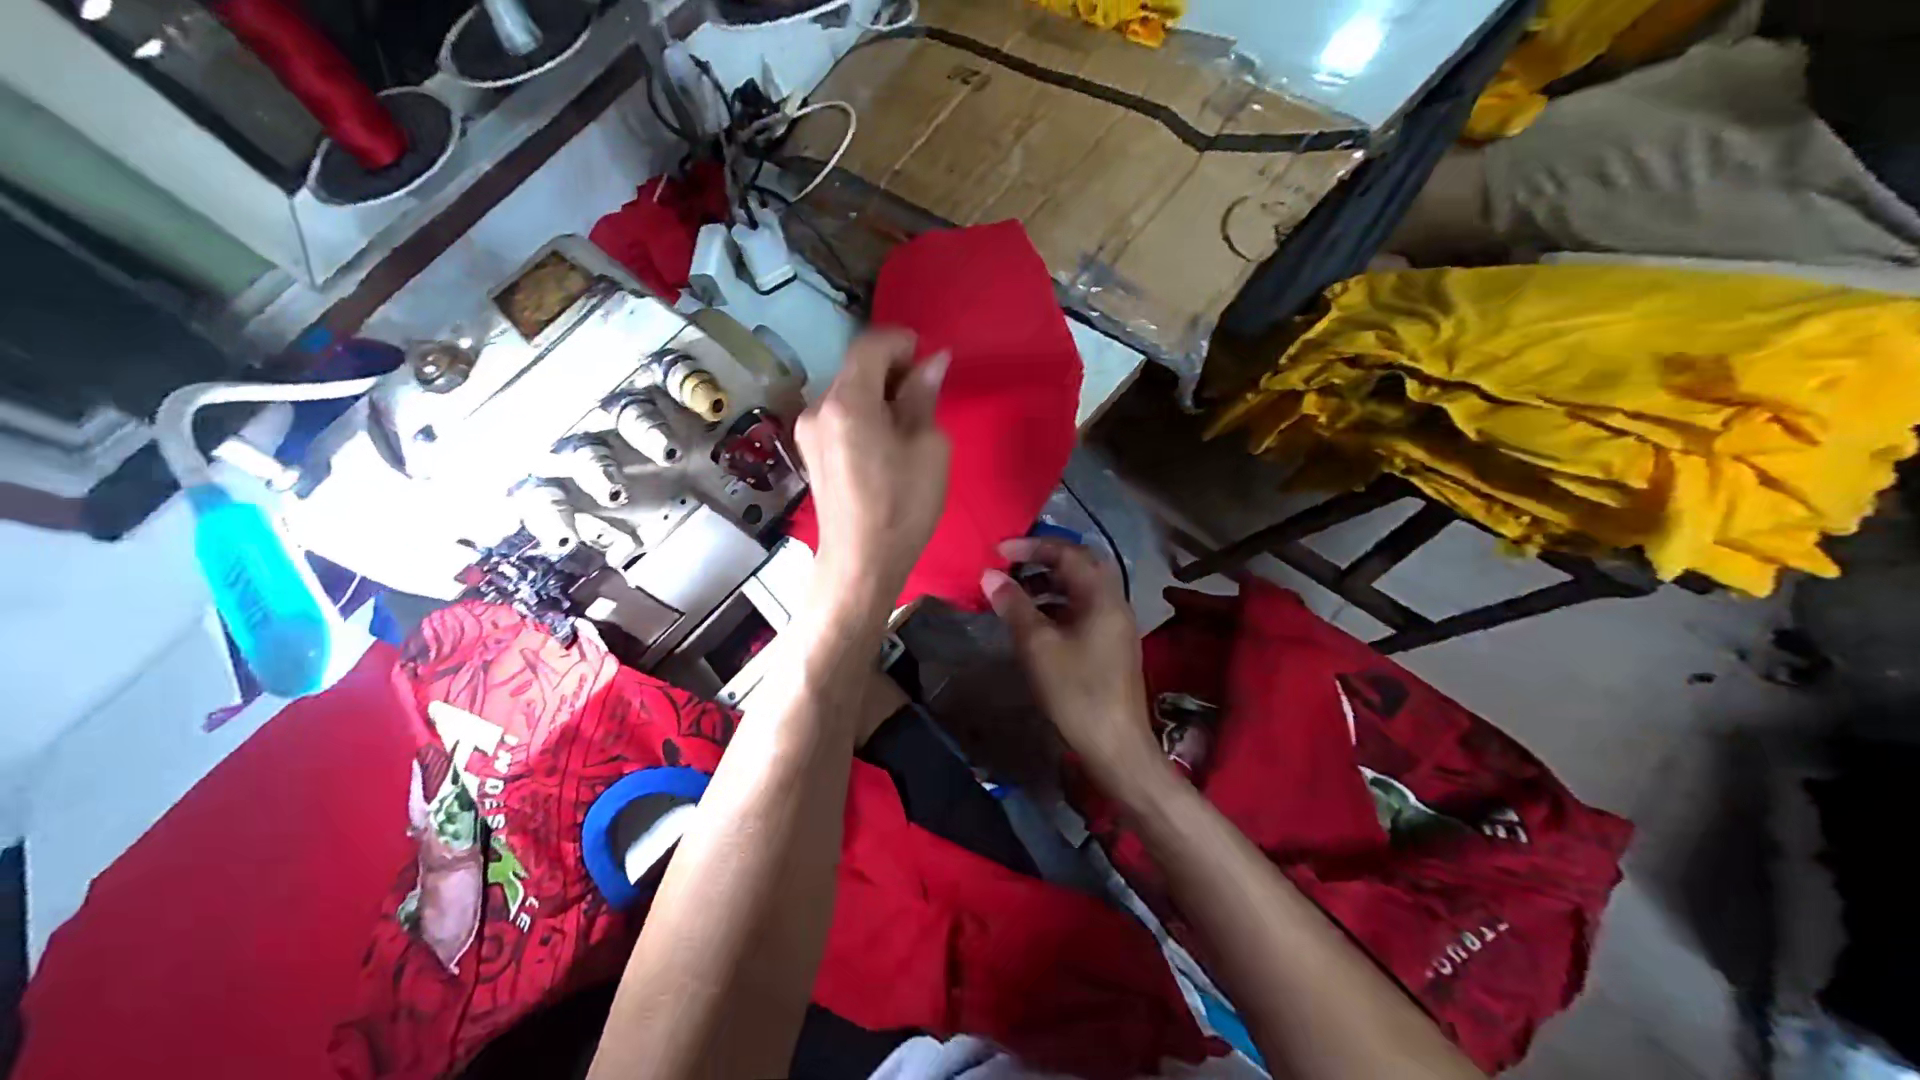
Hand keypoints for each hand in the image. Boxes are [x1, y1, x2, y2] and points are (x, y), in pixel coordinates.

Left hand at [795, 329, 951, 606]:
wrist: (861, 564)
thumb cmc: (902, 507)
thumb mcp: (927, 448)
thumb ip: (923, 397)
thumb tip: (932, 362)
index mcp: (848, 402)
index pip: (871, 345)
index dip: (902, 343)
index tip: (929, 359)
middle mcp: (818, 408)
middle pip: (856, 368)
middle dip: (892, 370)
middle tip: (925, 395)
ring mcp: (808, 432)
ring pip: (848, 392)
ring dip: (878, 394)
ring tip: (907, 425)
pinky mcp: (810, 453)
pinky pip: (840, 417)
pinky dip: (864, 415)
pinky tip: (885, 443)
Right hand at [982, 538, 1161, 786]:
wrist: (1115, 746)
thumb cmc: (1077, 692)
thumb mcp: (1038, 646)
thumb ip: (1014, 606)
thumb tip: (990, 575)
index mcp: (1103, 597)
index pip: (1069, 554)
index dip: (1033, 547)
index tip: (999, 551)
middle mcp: (1115, 603)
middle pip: (1080, 566)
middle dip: (1043, 561)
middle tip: (1010, 566)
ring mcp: (1116, 626)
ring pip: (1081, 589)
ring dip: (1049, 584)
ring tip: (1015, 593)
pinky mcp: (1111, 646)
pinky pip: (1083, 610)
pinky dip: (1057, 605)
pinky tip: (1035, 621)